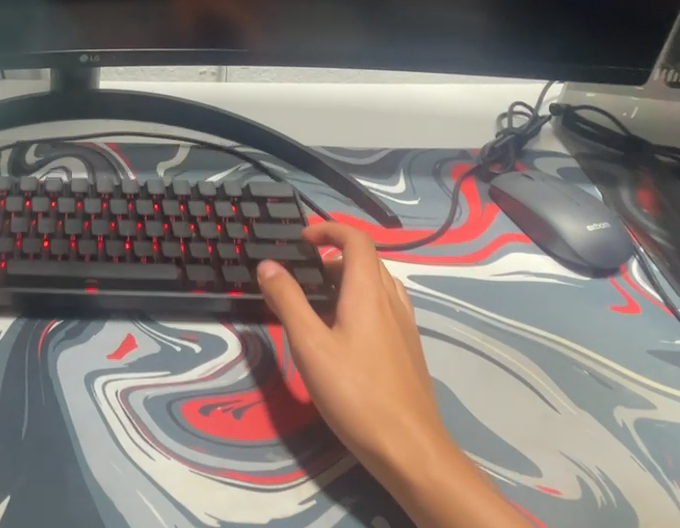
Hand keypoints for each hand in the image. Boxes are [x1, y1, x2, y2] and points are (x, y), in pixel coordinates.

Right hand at [258, 222, 531, 527]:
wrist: (411, 450)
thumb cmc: (355, 392)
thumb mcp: (309, 345)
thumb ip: (287, 300)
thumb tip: (269, 265)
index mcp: (368, 291)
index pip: (356, 239)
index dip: (329, 229)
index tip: (301, 239)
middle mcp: (391, 300)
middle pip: (365, 260)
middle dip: (331, 258)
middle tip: (299, 277)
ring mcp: (403, 325)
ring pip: (375, 285)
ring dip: (345, 281)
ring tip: (316, 303)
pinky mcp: (407, 348)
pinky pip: (382, 307)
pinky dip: (359, 302)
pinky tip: (341, 334)